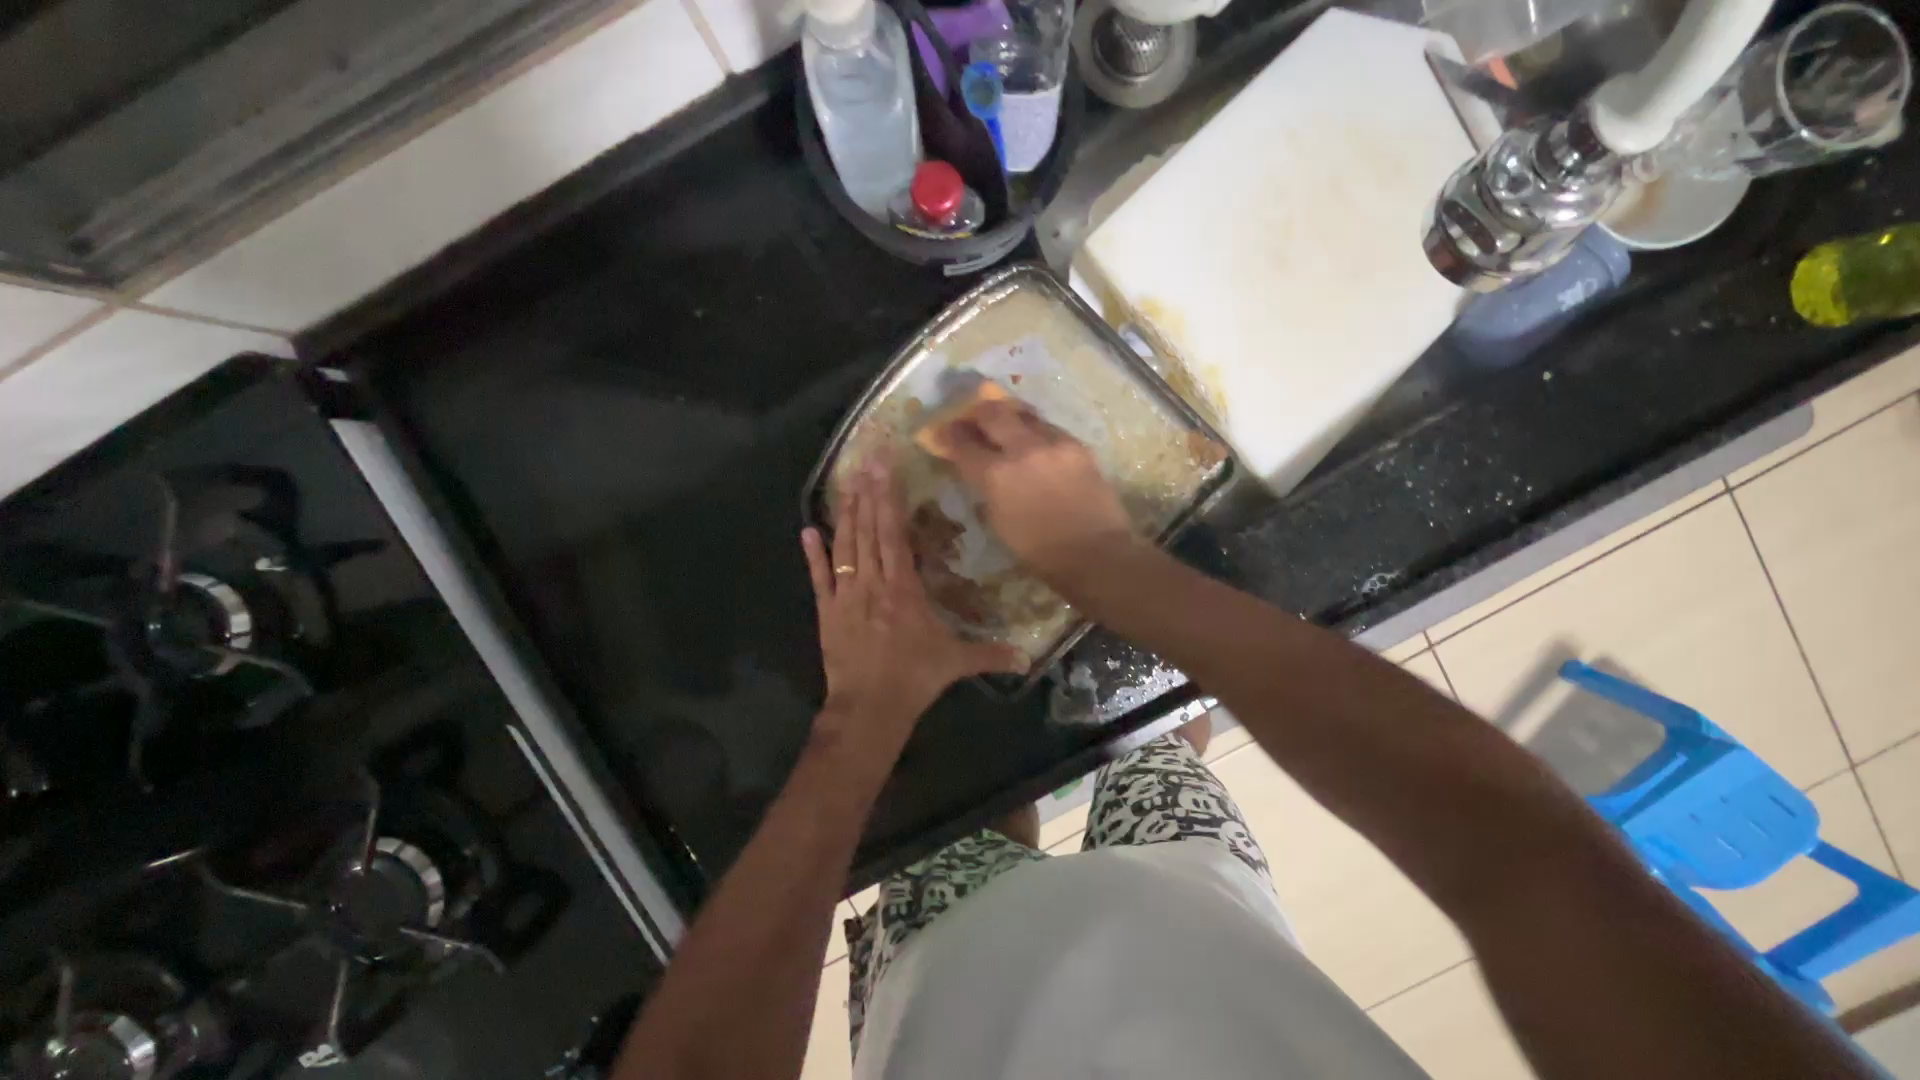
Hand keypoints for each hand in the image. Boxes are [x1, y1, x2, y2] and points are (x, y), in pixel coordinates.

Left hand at [802, 460, 1027, 753]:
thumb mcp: (956, 663)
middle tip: (866, 460)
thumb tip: (1026, 658)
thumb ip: (990, 654)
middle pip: (870, 530)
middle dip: (869, 493)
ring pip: (846, 546)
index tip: (886, 469)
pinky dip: (813, 555)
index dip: (890, 499)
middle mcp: (874, 583)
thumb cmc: (914, 679)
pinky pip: (819, 578)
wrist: (870, 707)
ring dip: (846, 514)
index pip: (895, 534)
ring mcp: (847, 595)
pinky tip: (808, 530)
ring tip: (846, 482)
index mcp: (904, 588)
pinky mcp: (827, 612)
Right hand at [931, 399, 1139, 584]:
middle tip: (973, 414)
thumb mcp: (999, 522)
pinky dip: (1037, 431)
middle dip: (978, 412)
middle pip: (992, 413)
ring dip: (1010, 417)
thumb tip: (978, 470)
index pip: (963, 443)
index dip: (949, 434)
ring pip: (1024, 415)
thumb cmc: (1040, 551)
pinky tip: (1037, 442)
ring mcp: (1052, 443)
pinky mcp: (1077, 445)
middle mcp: (1022, 449)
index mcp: (995, 474)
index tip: (944, 430)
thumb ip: (986, 488)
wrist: (1095, 553)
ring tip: (1006, 421)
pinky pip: (1050, 429)